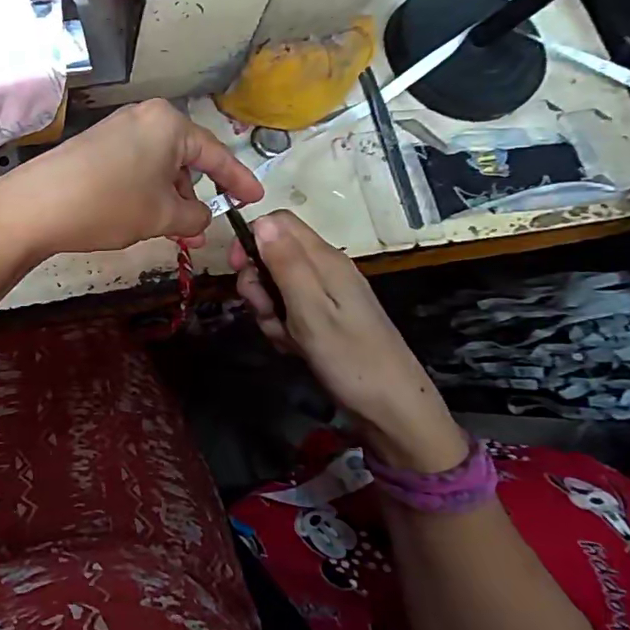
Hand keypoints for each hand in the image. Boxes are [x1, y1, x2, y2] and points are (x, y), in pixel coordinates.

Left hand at [0, 99, 263, 258]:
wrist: (35, 206)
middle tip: (198, 232)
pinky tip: (143, 219)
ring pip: (159, 167)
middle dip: (194, 197)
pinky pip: (136, 168)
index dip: (238, 181)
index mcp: (169, 124)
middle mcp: (145, 117)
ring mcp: (117, 129)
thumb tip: (201, 216)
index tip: (255, 199)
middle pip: (185, 159)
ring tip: (169, 233)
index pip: (216, 154)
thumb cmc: (109, 205)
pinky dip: (147, 193)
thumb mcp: (162, 215)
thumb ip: (195, 215)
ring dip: (169, 199)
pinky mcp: (96, 146)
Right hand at [231, 210, 467, 471]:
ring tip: (285, 337)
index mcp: (325, 260)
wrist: (391, 409)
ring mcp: (326, 296)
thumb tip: (262, 220)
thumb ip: (286, 264)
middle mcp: (326, 271)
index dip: (252, 239)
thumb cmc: (351, 359)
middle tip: (266, 311)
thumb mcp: (311, 310)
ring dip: (268, 310)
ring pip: (276, 287)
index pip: (280, 223)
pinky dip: (282, 327)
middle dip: (257, 283)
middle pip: (274, 255)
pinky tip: (292, 348)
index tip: (237, 268)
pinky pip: (289, 311)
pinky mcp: (324, 320)